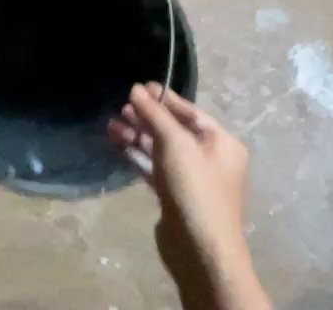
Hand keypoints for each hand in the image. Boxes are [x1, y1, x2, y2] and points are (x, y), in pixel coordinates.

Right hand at [109, 84, 270, 309]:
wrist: (199, 245)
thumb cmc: (194, 187)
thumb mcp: (174, 142)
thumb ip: (154, 113)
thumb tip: (137, 89)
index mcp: (222, 143)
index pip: (190, 111)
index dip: (163, 98)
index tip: (134, 86)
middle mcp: (211, 158)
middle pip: (174, 128)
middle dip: (145, 117)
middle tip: (119, 107)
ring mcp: (193, 177)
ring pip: (160, 147)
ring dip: (136, 134)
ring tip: (111, 125)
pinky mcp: (175, 193)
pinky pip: (153, 164)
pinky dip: (136, 153)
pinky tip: (116, 144)